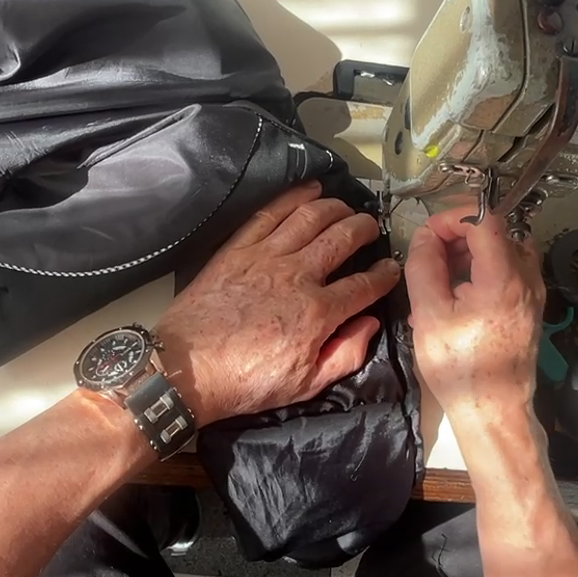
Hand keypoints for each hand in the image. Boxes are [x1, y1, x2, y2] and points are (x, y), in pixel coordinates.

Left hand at [155, 181, 401, 426]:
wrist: (186, 369)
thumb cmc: (246, 382)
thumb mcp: (305, 386)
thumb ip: (345, 355)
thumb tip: (369, 324)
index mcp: (318, 312)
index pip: (363, 285)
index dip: (384, 275)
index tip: (391, 268)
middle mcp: (297, 275)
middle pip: (342, 238)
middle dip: (364, 228)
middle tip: (371, 227)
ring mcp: (266, 256)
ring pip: (310, 217)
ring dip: (334, 207)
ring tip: (346, 207)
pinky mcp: (237, 249)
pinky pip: (270, 213)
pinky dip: (292, 197)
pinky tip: (308, 190)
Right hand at [403, 205, 545, 425]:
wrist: (493, 410)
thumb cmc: (459, 367)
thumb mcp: (428, 315)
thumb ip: (424, 266)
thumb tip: (425, 237)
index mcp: (504, 277)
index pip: (485, 218)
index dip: (452, 217)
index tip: (428, 233)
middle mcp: (527, 278)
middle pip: (496, 230)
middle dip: (458, 233)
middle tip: (429, 255)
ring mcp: (532, 292)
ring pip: (502, 248)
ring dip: (469, 252)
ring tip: (439, 276)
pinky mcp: (529, 306)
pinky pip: (507, 270)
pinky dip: (481, 270)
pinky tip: (455, 295)